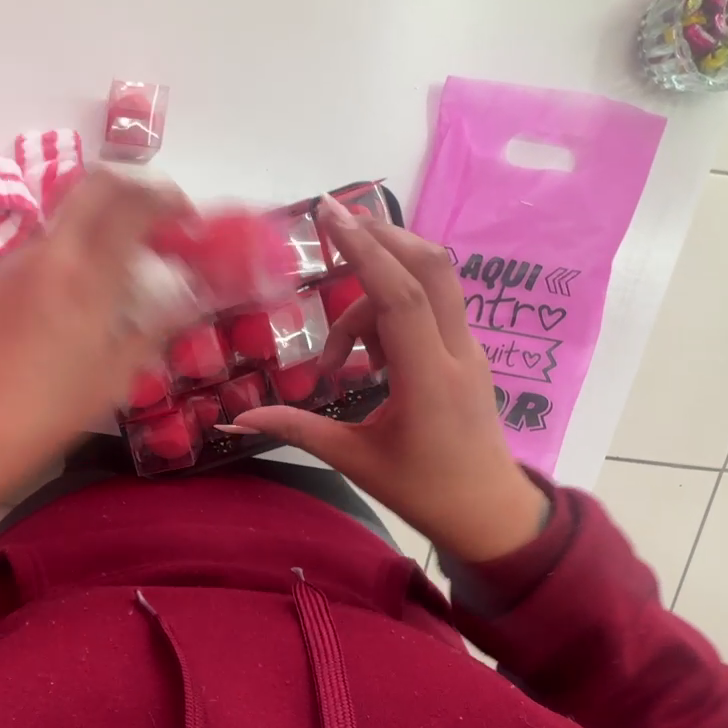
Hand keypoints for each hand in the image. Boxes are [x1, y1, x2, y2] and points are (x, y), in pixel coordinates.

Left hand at [0, 172, 187, 517]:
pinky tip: (75, 297)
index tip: (188, 222)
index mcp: (87, 277)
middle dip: (136, 192)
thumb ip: (157, 326)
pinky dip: (70, 254)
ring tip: (119, 270)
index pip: (136, 204)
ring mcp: (14, 262)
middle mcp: (49, 254)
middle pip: (98, 185)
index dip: (170, 202)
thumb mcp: (115, 379)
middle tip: (157, 225)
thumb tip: (193, 296)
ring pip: (67, 219)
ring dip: (101, 225)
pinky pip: (41, 249)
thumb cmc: (46, 417)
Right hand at [232, 200, 547, 561]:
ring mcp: (466, 350)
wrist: (490, 513)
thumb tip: (238, 420)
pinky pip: (429, 310)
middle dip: (382, 238)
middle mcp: (455, 352)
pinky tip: (364, 357)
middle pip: (431, 268)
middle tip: (336, 226)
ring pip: (429, 286)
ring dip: (376, 292)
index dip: (364, 251)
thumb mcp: (354, 460)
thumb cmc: (423, 490)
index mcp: (427, 379)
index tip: (330, 214)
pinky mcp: (464, 355)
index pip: (399, 297)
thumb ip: (296, 430)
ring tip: (336, 358)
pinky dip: (391, 311)